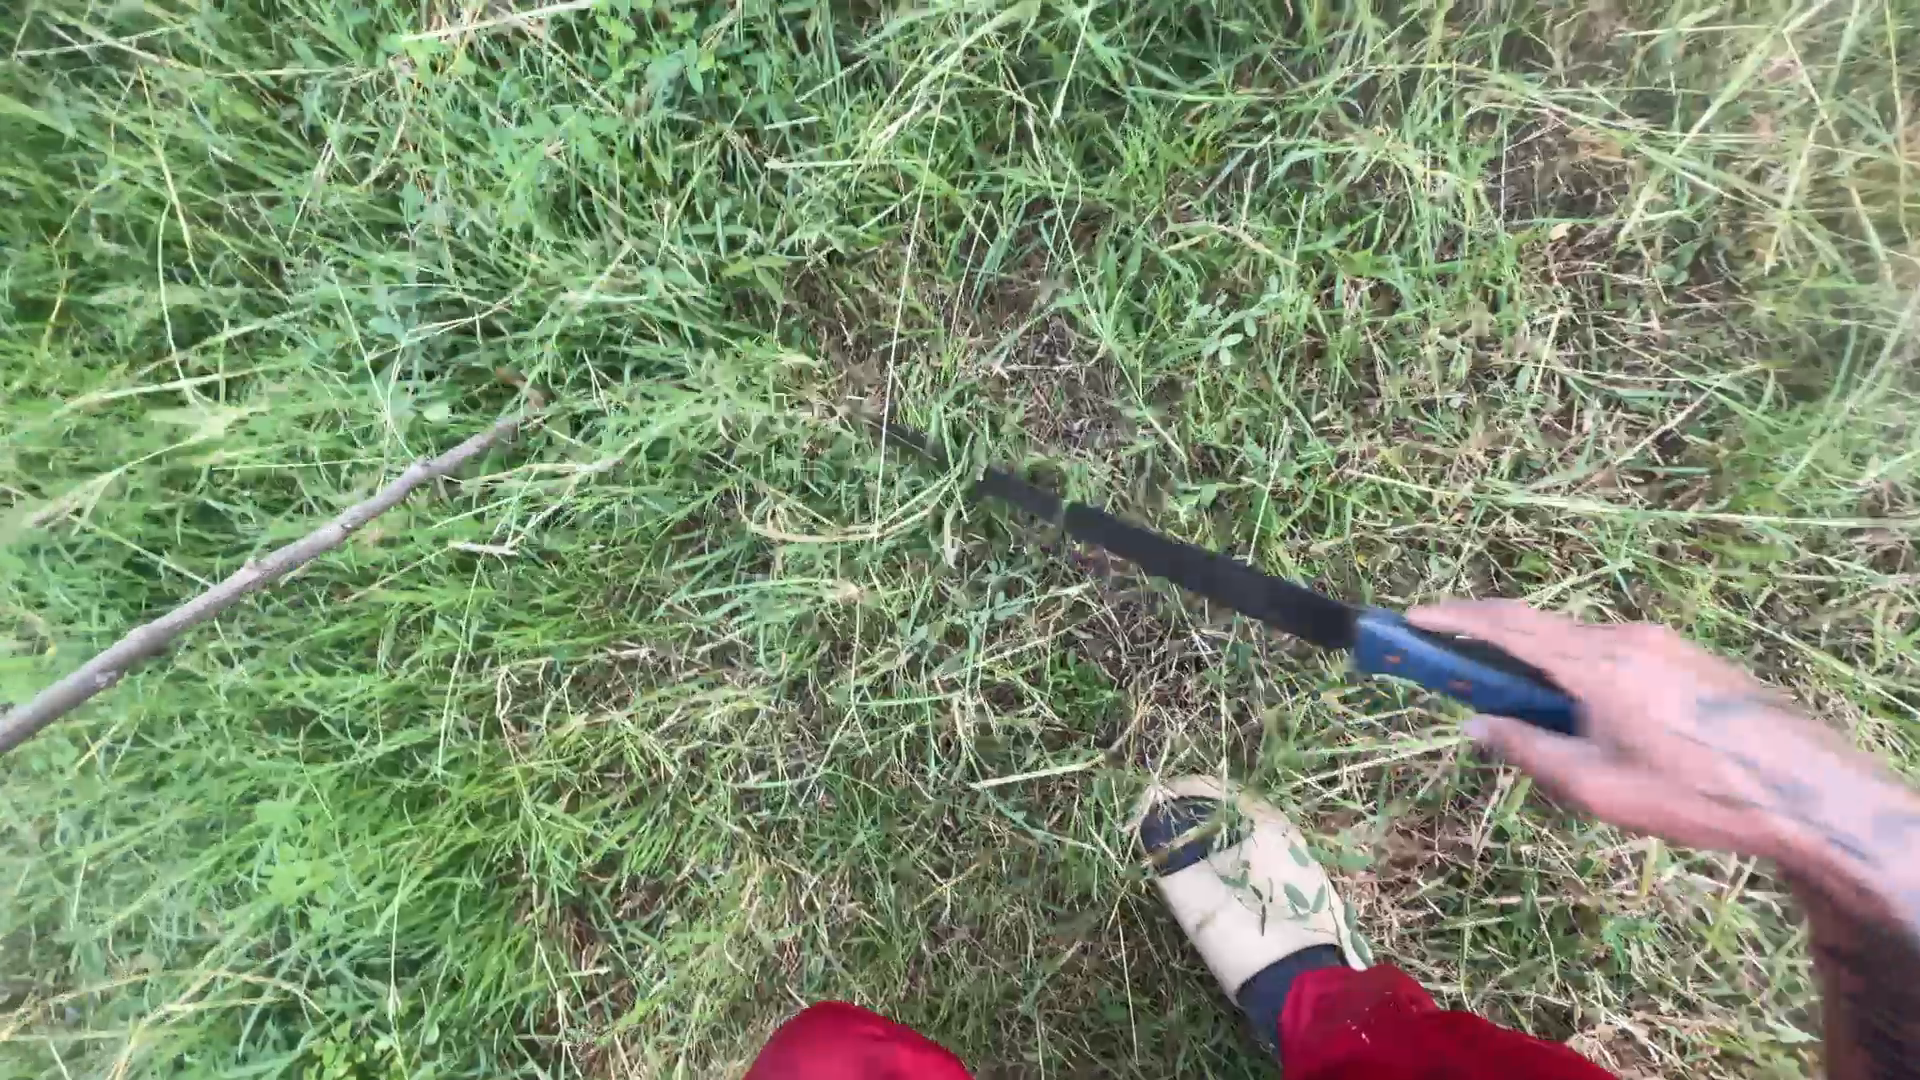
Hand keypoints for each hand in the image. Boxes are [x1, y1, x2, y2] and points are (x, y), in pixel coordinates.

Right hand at [1408, 600, 1919, 899]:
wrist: (1825, 801)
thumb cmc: (1697, 795)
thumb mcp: (1596, 786)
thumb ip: (1525, 749)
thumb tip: (1472, 727)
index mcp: (1593, 663)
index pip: (1505, 624)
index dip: (1451, 617)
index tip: (1412, 617)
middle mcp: (1623, 637)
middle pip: (1535, 624)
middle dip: (1485, 635)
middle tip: (1453, 659)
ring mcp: (1661, 643)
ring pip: (1573, 637)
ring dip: (1533, 656)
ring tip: (1524, 700)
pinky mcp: (1688, 656)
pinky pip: (1609, 647)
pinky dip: (1571, 663)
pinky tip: (1583, 707)